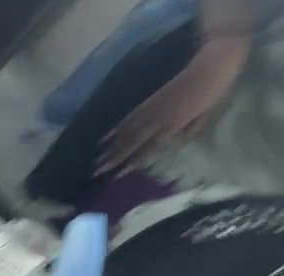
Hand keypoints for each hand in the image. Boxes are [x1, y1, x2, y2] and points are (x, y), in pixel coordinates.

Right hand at [101, 35, 248, 171]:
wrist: (215, 61)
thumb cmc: (219, 86)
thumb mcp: (212, 110)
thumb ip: (192, 128)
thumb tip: (174, 143)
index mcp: (176, 122)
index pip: (150, 147)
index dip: (133, 161)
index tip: (117, 175)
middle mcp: (159, 118)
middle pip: (132, 142)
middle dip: (114, 158)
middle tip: (97, 171)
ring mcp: (152, 109)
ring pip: (127, 131)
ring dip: (111, 147)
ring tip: (97, 159)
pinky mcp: (149, 100)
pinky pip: (129, 118)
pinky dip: (116, 129)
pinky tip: (105, 137)